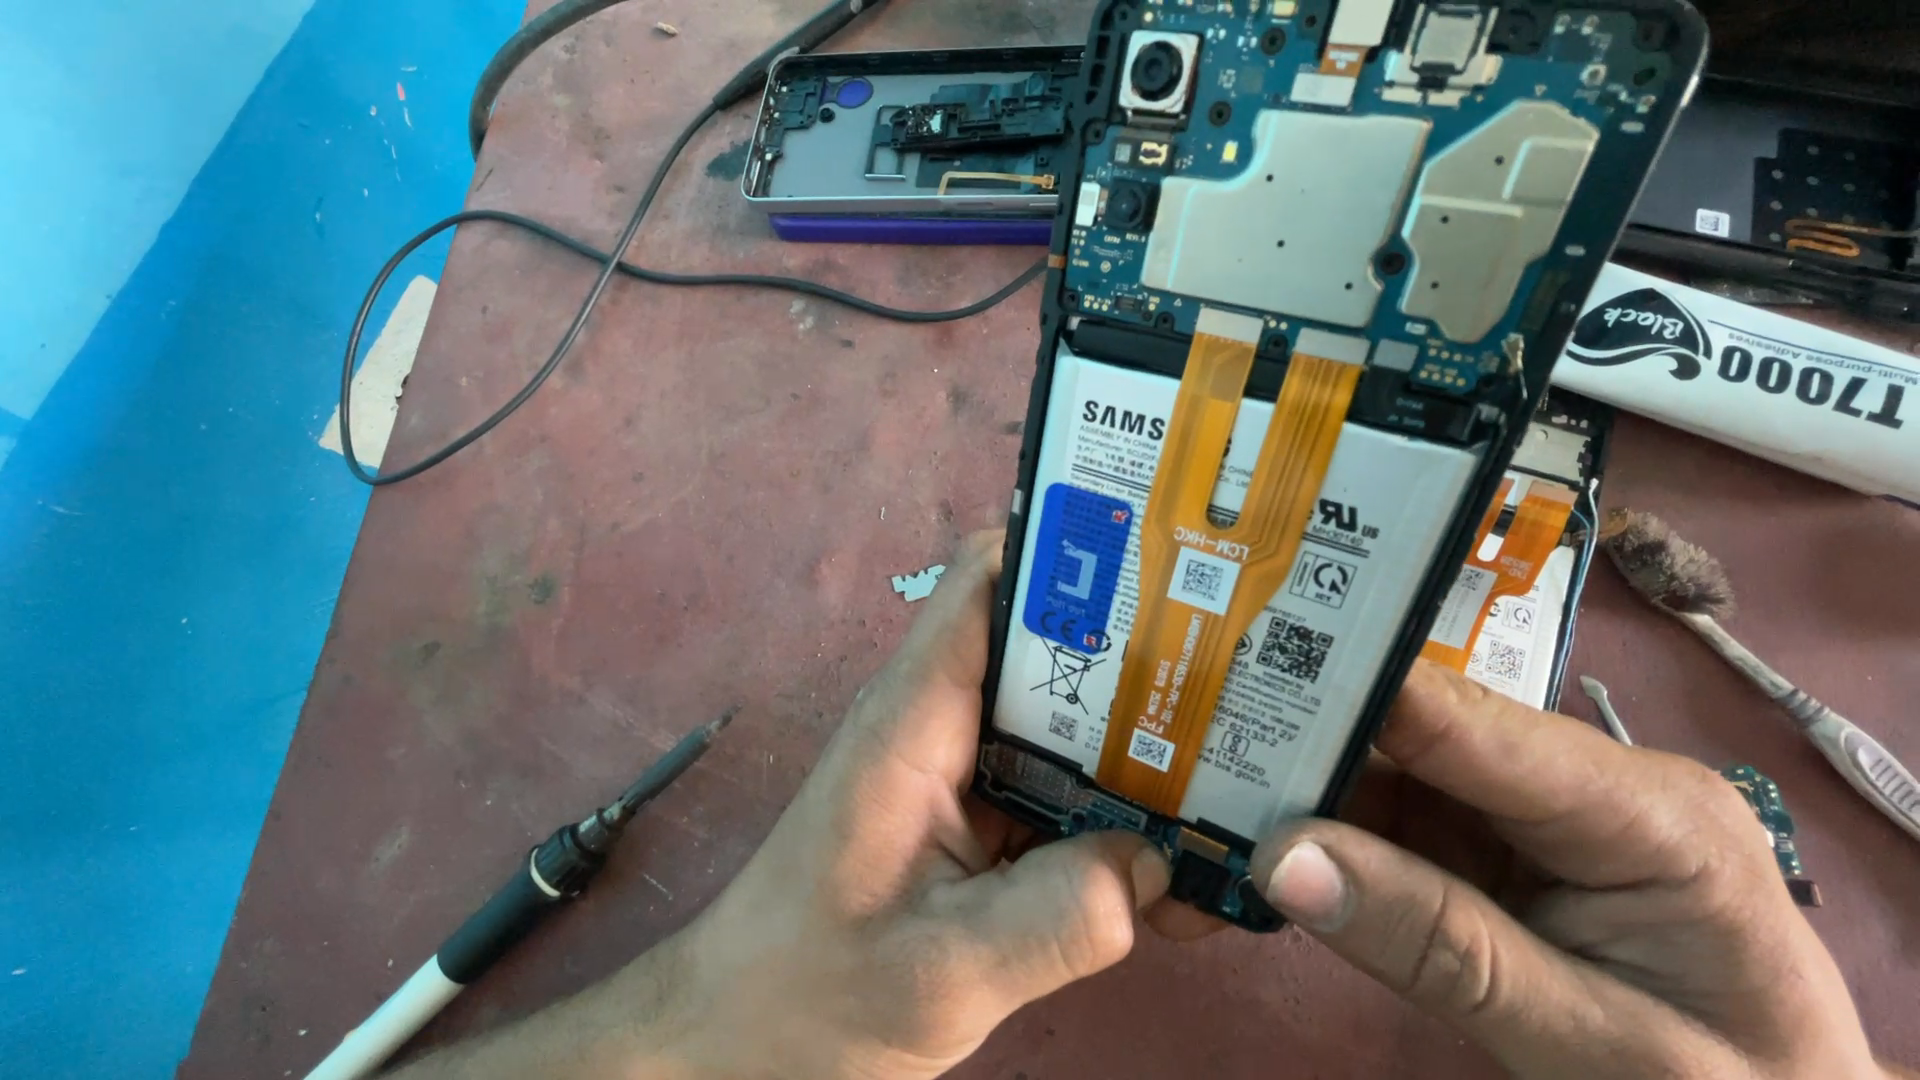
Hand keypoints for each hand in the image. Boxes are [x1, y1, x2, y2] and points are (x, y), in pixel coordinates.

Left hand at [393, 532, 1174, 1079]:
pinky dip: (1109, 802)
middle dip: (1134, 648)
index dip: (1066, 551)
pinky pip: (1053, 781)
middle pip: (1044, 644)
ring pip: (1059, 716)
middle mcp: (939, 718)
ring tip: (1235, 759)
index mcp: (915, 716)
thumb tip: (1152, 861)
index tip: (1163, 556)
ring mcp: (958, 764)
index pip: (986, 583)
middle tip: (1237, 664)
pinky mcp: (972, 810)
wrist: (741, 1037)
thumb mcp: (938, 977)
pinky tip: (1173, 849)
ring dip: (1133, 736)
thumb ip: (1049, 921)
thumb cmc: (812, 994)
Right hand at [1253, 660, 1885, 1077]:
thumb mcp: (1595, 1049)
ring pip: (1377, 772)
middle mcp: (1567, 779)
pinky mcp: (1478, 842)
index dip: (1349, 689)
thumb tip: (1282, 862)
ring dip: (1289, 790)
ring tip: (1194, 794)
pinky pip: (1378, 821)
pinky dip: (1311, 836)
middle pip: (1407, 733)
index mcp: (1636, 806)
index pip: (1466, 720)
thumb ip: (1441, 950)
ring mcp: (1516, 808)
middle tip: (1181, 739)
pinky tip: (1249, 844)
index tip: (1234, 676)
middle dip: (1296, 739)